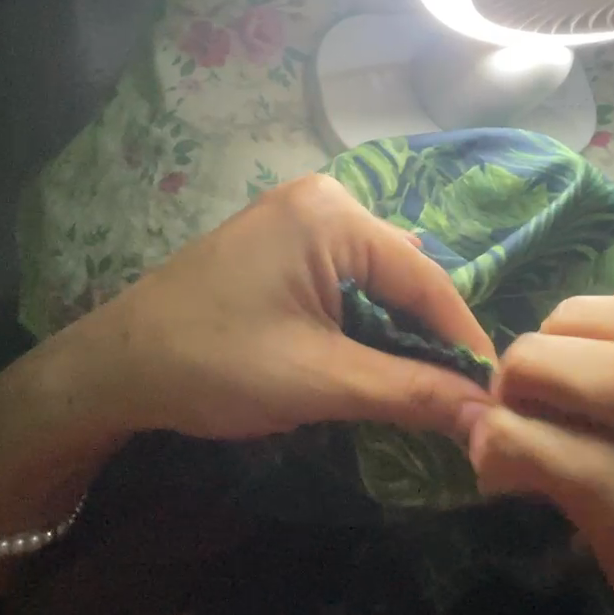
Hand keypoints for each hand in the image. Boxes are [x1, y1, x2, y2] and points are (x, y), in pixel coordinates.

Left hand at [81, 172, 498, 440]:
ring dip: (401, 328)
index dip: (465, 339)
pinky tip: (379, 355)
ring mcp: (299, 214)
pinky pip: (348, 274)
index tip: (498, 396)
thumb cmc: (214, 364)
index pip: (426, 279)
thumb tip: (486, 416)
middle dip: (432, 334)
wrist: (115, 366)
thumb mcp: (319, 380)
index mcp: (333, 214)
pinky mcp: (283, 239)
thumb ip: (408, 392)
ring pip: (377, 275)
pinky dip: (368, 317)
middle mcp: (323, 198)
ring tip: (430, 384)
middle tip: (465, 398)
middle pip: (403, 272)